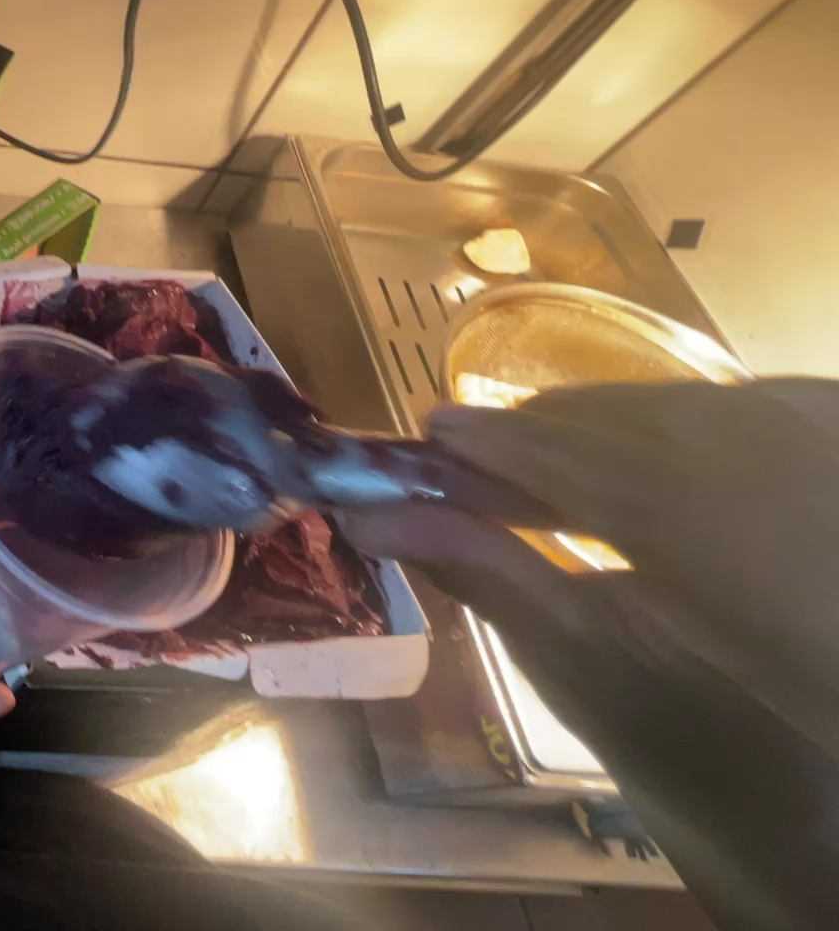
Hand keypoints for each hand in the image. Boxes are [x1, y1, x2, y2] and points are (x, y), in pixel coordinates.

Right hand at [343, 380, 838, 929]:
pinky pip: (795, 410)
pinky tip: (667, 459)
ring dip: (625, 428)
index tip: (433, 431)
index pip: (594, 463)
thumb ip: (480, 571)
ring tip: (564, 469)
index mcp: (741, 561)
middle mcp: (817, 498)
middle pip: (657, 419)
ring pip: (723, 404)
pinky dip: (711, 423)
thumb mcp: (580, 667)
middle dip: (558, 431)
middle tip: (485, 465)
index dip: (504, 440)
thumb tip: (368, 516)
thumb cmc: (703, 758)